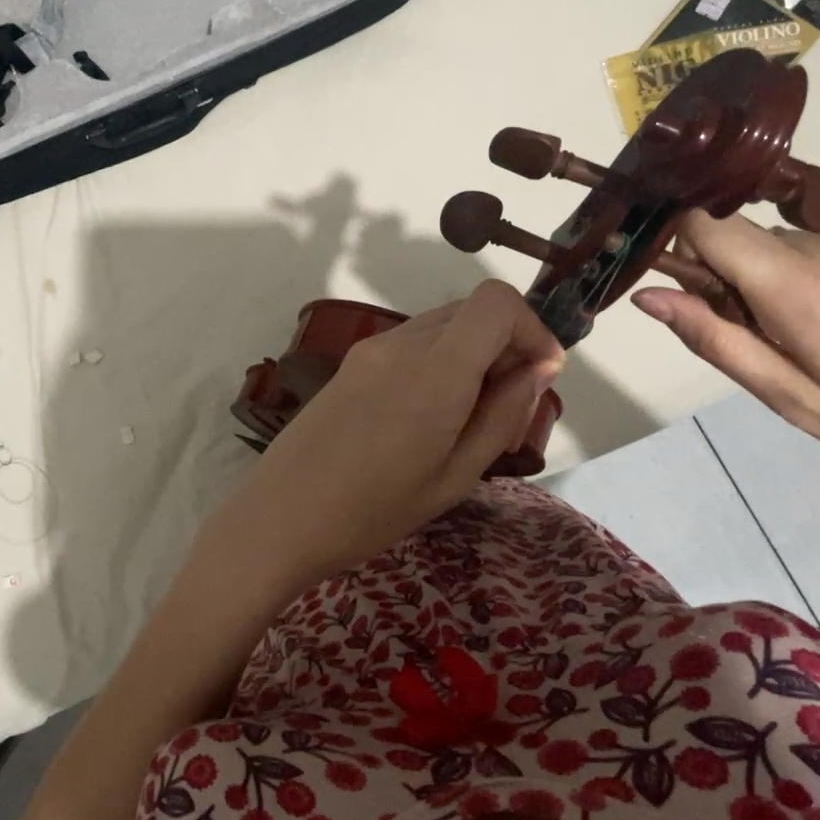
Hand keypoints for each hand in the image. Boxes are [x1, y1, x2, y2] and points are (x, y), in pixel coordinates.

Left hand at [205, 280, 564, 587]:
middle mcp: (399, 344)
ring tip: (465, 419)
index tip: (540, 377)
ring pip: (440, 326)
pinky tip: (426, 416)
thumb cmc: (373, 512)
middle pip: (470, 311)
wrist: (280, 517)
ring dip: (469, 354)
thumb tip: (539, 368)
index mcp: (433, 369)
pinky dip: (436, 362)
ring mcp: (368, 350)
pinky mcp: (348, 364)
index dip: (531, 329)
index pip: (496, 302)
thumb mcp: (455, 476)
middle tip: (506, 407)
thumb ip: (502, 415)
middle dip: (505, 345)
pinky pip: (408, 343)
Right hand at [632, 214, 819, 537]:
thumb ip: (721, 345)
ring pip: (790, 250)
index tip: (678, 286)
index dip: (679, 246)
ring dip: (779, 287)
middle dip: (733, 284)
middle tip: (765, 348)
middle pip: (749, 244)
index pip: (713, 228)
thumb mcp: (804, 409)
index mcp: (814, 297)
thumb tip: (649, 296)